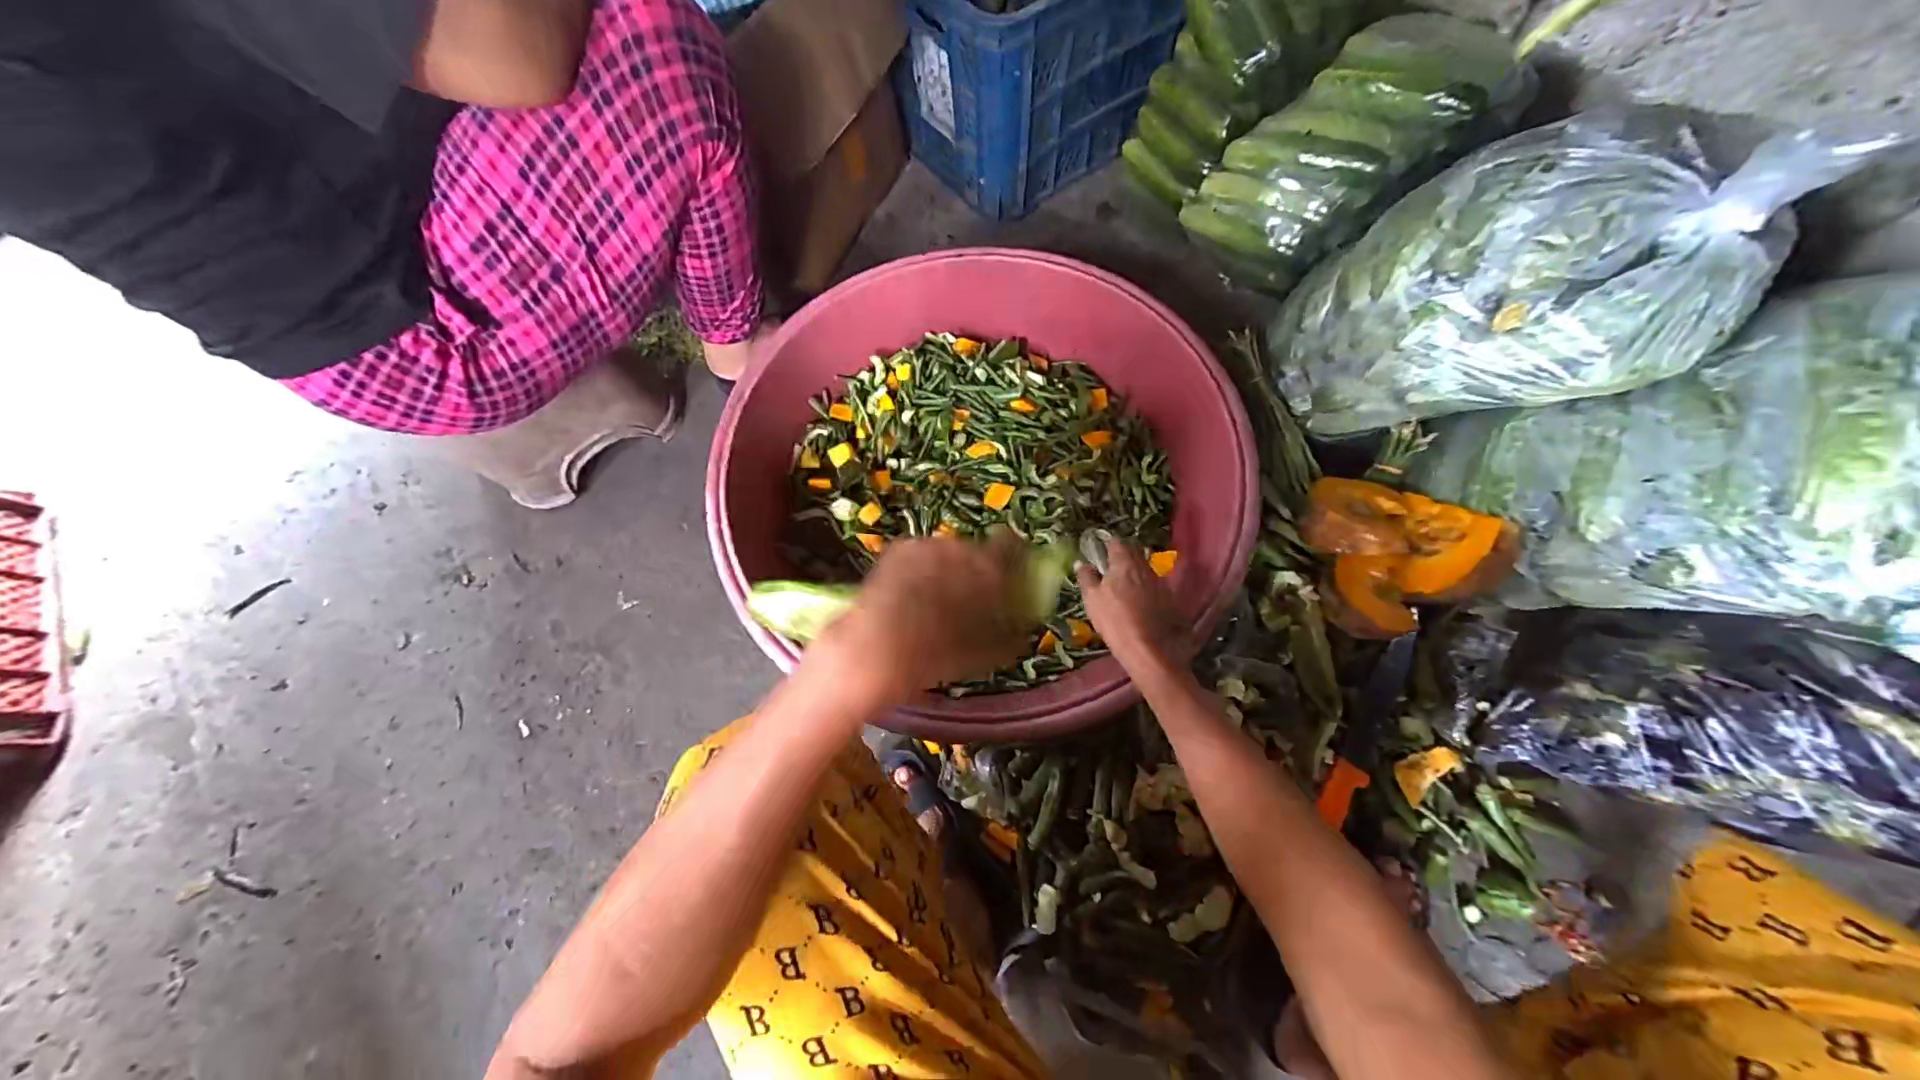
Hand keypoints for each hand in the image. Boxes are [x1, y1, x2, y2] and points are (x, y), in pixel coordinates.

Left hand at [805, 534, 1030, 701]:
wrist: (873, 651)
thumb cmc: (931, 657)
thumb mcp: (981, 654)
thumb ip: (1010, 635)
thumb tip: (1023, 629)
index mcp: (987, 569)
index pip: (1012, 547)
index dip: (1013, 560)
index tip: (1010, 577)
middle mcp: (961, 548)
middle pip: (978, 551)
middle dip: (977, 571)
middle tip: (971, 599)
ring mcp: (928, 544)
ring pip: (949, 553)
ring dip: (948, 569)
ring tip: (937, 600)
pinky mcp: (901, 548)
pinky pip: (923, 554)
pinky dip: (923, 568)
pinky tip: (914, 593)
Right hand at [1079, 538, 1187, 671]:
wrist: (1150, 650)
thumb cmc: (1115, 621)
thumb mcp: (1092, 600)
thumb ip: (1087, 578)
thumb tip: (1082, 562)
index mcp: (1124, 562)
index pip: (1116, 542)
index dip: (1107, 545)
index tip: (1099, 554)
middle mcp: (1145, 567)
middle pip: (1134, 553)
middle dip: (1122, 557)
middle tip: (1110, 569)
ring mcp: (1160, 582)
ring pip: (1145, 570)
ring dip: (1135, 574)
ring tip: (1124, 587)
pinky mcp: (1170, 599)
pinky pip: (1155, 586)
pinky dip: (1146, 589)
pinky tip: (1139, 603)